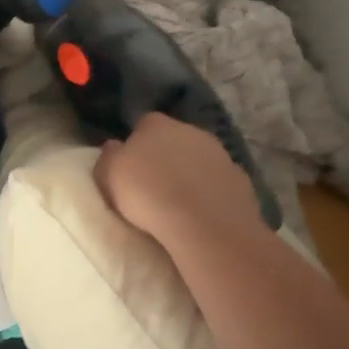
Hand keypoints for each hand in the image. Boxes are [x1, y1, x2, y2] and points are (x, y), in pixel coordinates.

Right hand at [94, 113, 265, 249]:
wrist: (204, 226)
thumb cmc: (146, 193)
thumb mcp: (107, 173)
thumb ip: (110, 155)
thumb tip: (116, 146)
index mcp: (157, 125)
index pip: (144, 123)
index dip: (136, 141)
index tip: (129, 162)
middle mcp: (192, 132)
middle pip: (175, 138)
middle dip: (165, 154)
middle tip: (151, 180)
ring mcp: (221, 156)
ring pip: (199, 159)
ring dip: (189, 173)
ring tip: (176, 199)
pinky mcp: (242, 181)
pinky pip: (218, 182)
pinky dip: (209, 191)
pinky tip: (199, 211)